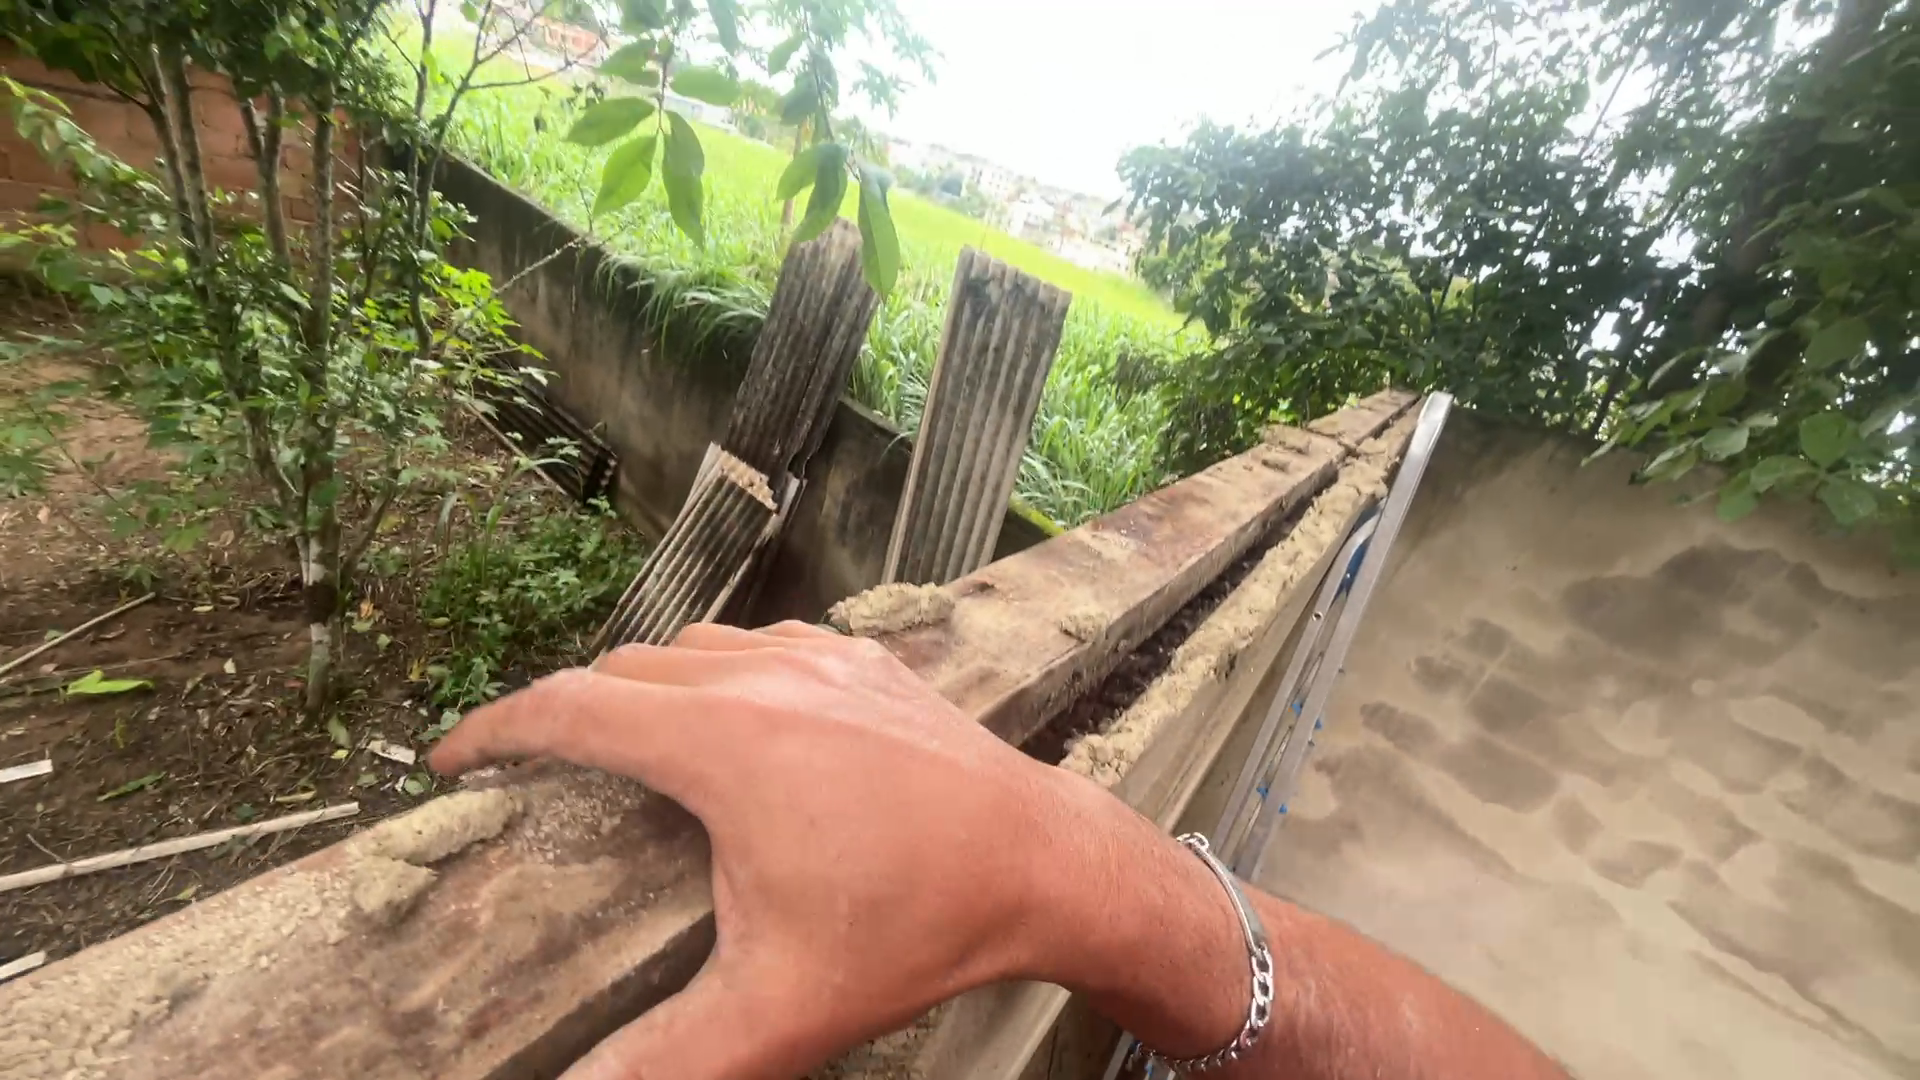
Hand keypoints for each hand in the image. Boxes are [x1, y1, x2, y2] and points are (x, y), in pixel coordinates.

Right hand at [427, 621, 1116, 1079]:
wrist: (1039, 856)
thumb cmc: (916, 922)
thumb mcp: (779, 1009)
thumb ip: (662, 1065)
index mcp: (728, 741)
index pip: (575, 707)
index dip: (497, 728)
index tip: (452, 759)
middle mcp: (769, 674)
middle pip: (628, 668)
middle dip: (570, 710)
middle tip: (543, 767)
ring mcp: (825, 654)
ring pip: (697, 645)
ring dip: (646, 684)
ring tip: (631, 741)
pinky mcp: (867, 658)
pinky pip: (766, 641)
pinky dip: (721, 667)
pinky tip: (736, 712)